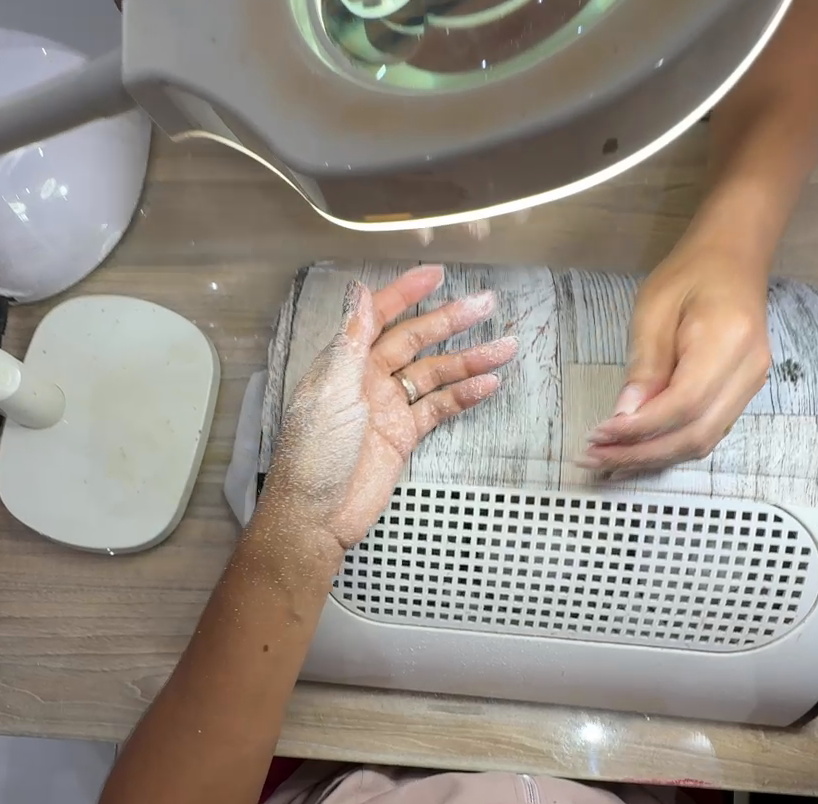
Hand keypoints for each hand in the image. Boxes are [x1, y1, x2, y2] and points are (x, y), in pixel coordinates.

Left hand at [260, 264, 515, 552]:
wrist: (317, 515)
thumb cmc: (313, 454)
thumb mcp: (331, 393)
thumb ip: (350, 342)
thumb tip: (358, 291)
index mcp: (344, 363)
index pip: (378, 317)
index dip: (405, 293)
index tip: (435, 274)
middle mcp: (367, 380)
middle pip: (414, 341)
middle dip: (449, 321)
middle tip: (486, 303)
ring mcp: (387, 408)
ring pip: (433, 375)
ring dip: (467, 361)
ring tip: (504, 347)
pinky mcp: (403, 436)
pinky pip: (437, 409)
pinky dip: (462, 397)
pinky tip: (487, 385)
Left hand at [582, 238, 770, 469]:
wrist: (733, 259)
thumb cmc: (689, 276)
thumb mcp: (652, 311)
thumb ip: (643, 366)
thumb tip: (624, 416)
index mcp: (728, 341)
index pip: (682, 404)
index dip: (638, 428)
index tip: (598, 435)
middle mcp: (748, 371)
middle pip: (693, 434)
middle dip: (639, 453)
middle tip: (593, 457)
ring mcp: (750, 386)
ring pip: (700, 442)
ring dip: (650, 457)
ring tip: (606, 459)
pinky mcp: (740, 395)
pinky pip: (704, 434)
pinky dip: (667, 448)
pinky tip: (634, 452)